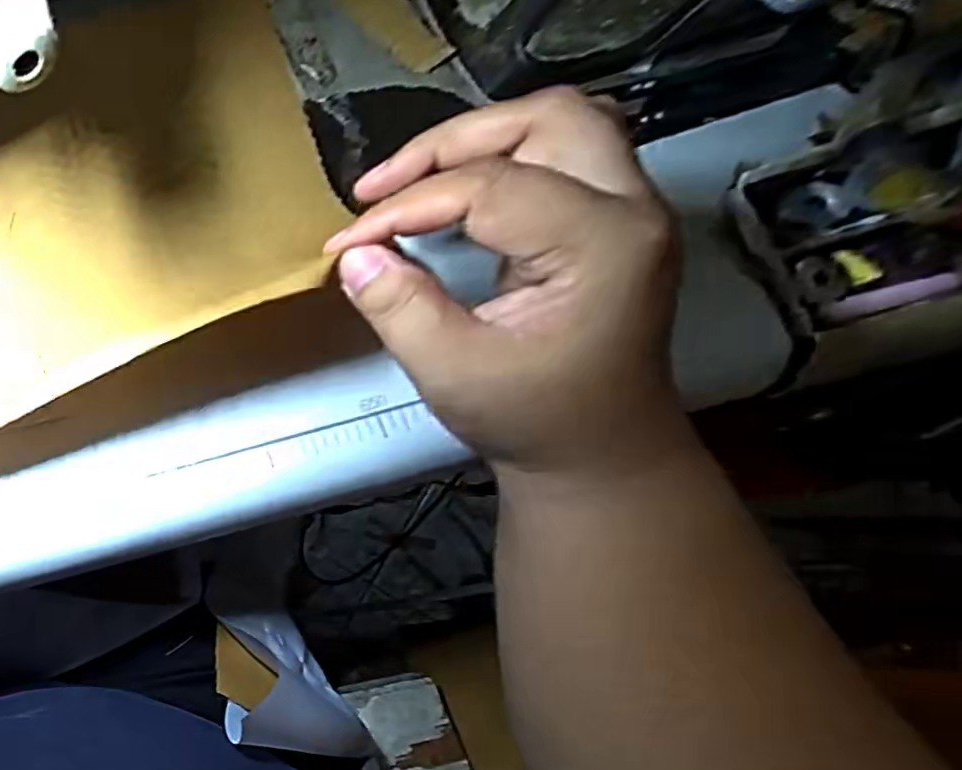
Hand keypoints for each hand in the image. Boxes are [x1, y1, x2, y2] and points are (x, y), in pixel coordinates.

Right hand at [324, 88, 689, 482]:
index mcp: (598, 243)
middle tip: (376, 188)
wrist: (594, 445)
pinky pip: (553, 159)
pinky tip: (444, 198)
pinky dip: (491, 165)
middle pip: (543, 119)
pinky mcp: (606, 220)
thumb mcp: (449, 370)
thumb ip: (399, 307)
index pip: (489, 186)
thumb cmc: (528, 416)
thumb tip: (354, 257)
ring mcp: (625, 208)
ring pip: (553, 126)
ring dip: (471, 144)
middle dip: (446, 144)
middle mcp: (628, 206)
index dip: (404, 207)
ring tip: (403, 185)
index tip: (346, 244)